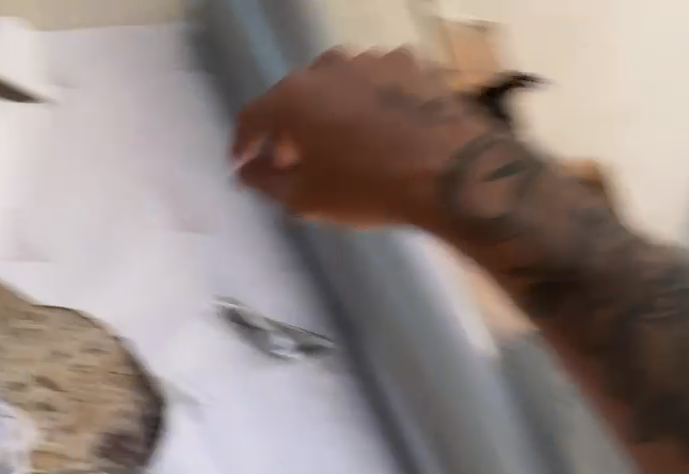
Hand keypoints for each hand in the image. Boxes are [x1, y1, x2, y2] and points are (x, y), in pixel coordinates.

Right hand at [231, 48, 499, 230]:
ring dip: (326, 115)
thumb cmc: (363, 188)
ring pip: (335, 88)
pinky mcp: (412, 63)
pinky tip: (374, 135)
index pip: (252, 117)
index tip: (240, 164)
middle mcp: (328, 66)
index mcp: (293, 98)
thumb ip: (264, 181)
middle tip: (290, 163)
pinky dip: (364, 107)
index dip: (242, 144)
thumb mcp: (302, 198)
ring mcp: (373, 59)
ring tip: (336, 149)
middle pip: (294, 98)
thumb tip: (245, 170)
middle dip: (287, 131)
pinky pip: (373, 85)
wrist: (448, 170)